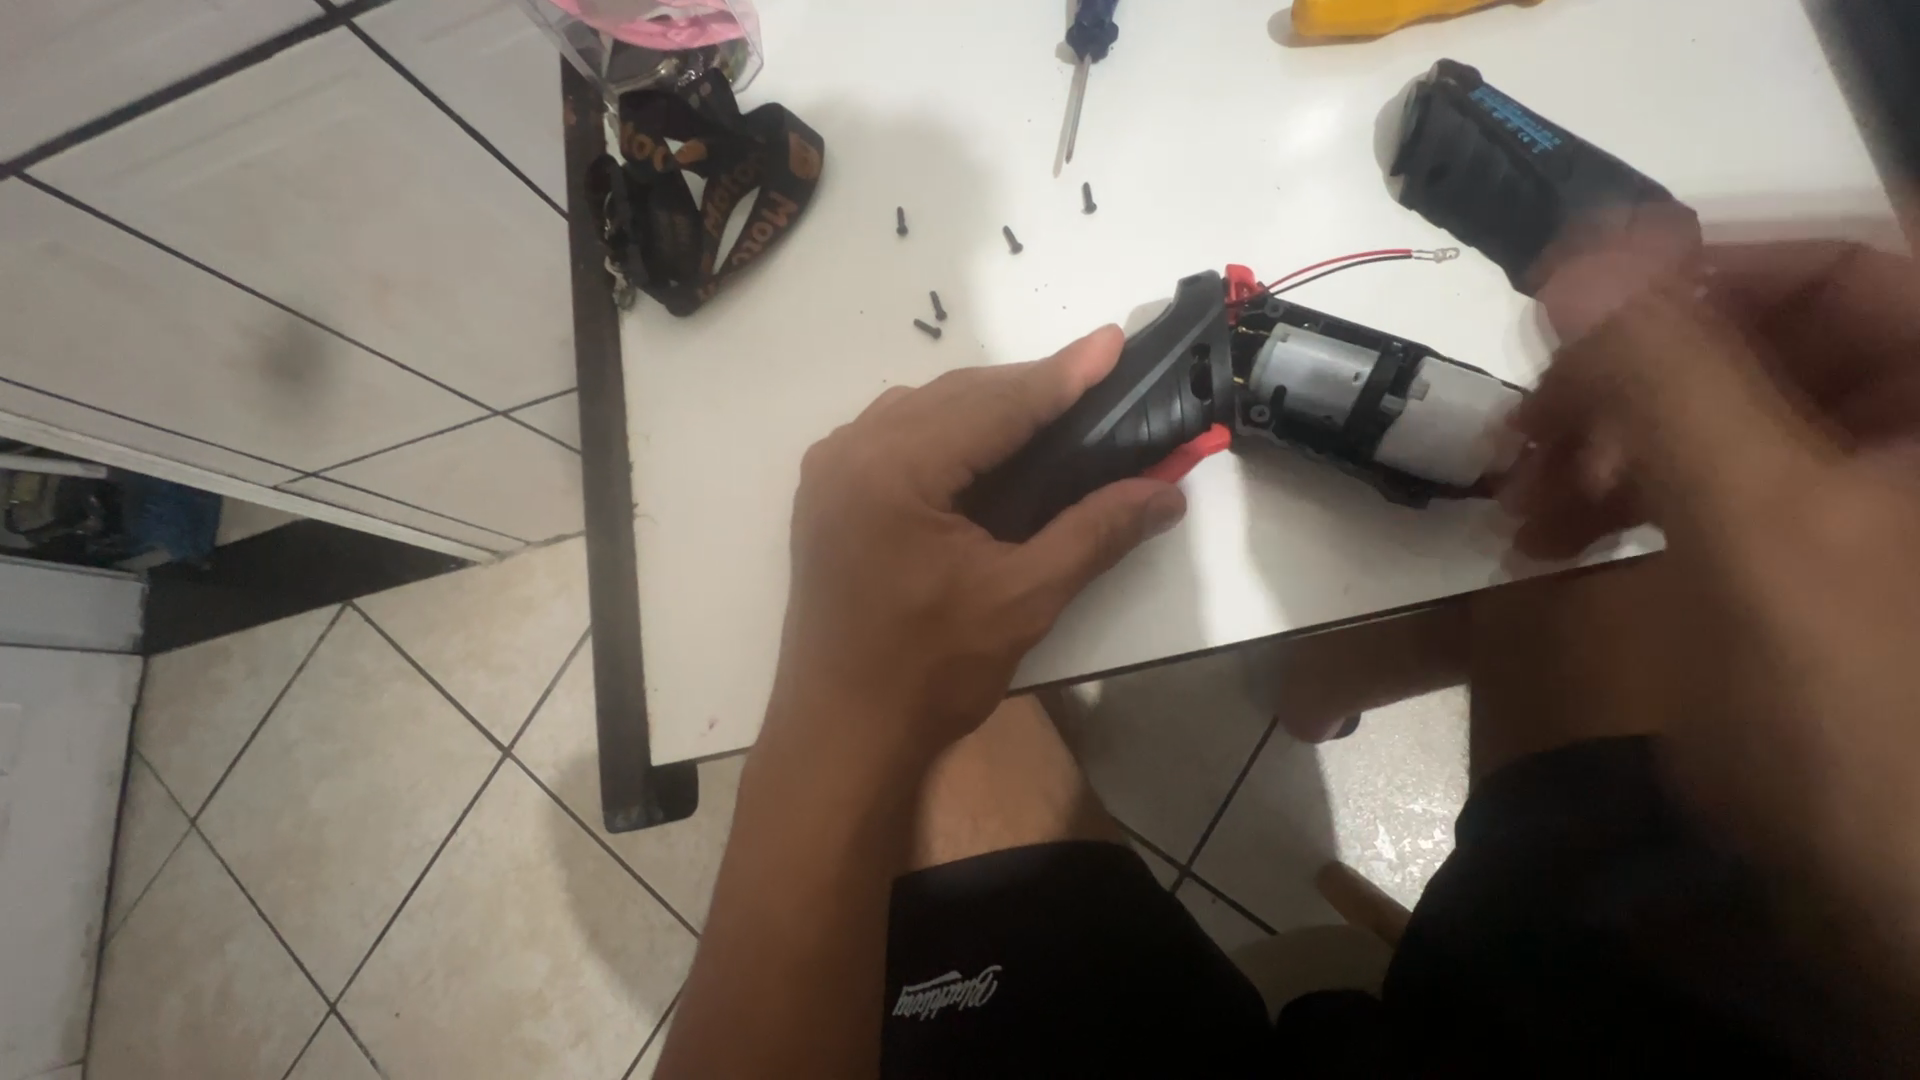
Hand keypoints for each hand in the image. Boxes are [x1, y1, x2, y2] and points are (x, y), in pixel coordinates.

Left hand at [765, 326, 1186, 770]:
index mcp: (892, 470)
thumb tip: (1166, 491)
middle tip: (1093, 384)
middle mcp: (849, 452)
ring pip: (922, 411)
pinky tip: (981, 449)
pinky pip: (894, 436)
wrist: (842, 736)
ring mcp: (829, 473)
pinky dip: (946, 432)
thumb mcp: (1022, 601)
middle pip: (955, 397)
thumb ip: (1095, 533)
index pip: (994, 405)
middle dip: (1027, 389)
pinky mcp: (826, 496)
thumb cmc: (929, 675)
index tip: (1112, 343)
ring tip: (1048, 414)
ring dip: (985, 407)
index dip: (1062, 376)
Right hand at [1504, 238, 1919, 970]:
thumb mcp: (1759, 531)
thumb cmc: (1863, 712)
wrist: (1898, 891)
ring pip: (1712, 417)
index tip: (1557, 328)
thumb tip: (1573, 263)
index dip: (1687, 277)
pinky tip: (1560, 538)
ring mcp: (1869, 488)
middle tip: (1526, 445)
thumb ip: (1669, 386)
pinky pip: (1699, 483)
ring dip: (1601, 451)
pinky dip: (1618, 499)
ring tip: (1528, 509)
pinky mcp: (1809, 546)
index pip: (1837, 261)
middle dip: (1617, 392)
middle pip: (1756, 342)